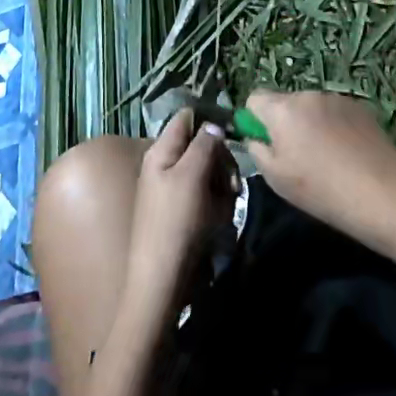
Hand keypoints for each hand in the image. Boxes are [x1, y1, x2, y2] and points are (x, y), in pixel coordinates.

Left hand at [124, 109, 237, 320]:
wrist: (163, 278)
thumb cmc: (176, 222)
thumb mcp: (192, 177)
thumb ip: (204, 145)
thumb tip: (213, 124)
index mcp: (161, 150)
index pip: (187, 118)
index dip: (210, 122)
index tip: (234, 137)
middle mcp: (165, 164)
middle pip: (202, 146)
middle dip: (221, 162)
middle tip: (231, 184)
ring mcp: (173, 188)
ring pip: (208, 172)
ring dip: (222, 187)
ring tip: (225, 208)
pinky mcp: (182, 211)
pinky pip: (206, 196)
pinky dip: (217, 205)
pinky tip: (219, 221)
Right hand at [243, 91, 395, 235]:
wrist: (384, 194)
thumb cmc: (321, 189)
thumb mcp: (275, 178)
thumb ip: (257, 150)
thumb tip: (257, 138)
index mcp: (282, 109)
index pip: (254, 98)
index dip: (255, 119)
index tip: (267, 144)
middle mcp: (308, 95)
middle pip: (285, 102)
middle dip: (285, 123)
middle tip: (298, 157)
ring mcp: (337, 99)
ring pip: (311, 108)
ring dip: (310, 124)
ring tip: (327, 158)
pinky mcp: (362, 108)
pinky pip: (335, 113)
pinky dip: (334, 127)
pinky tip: (348, 154)